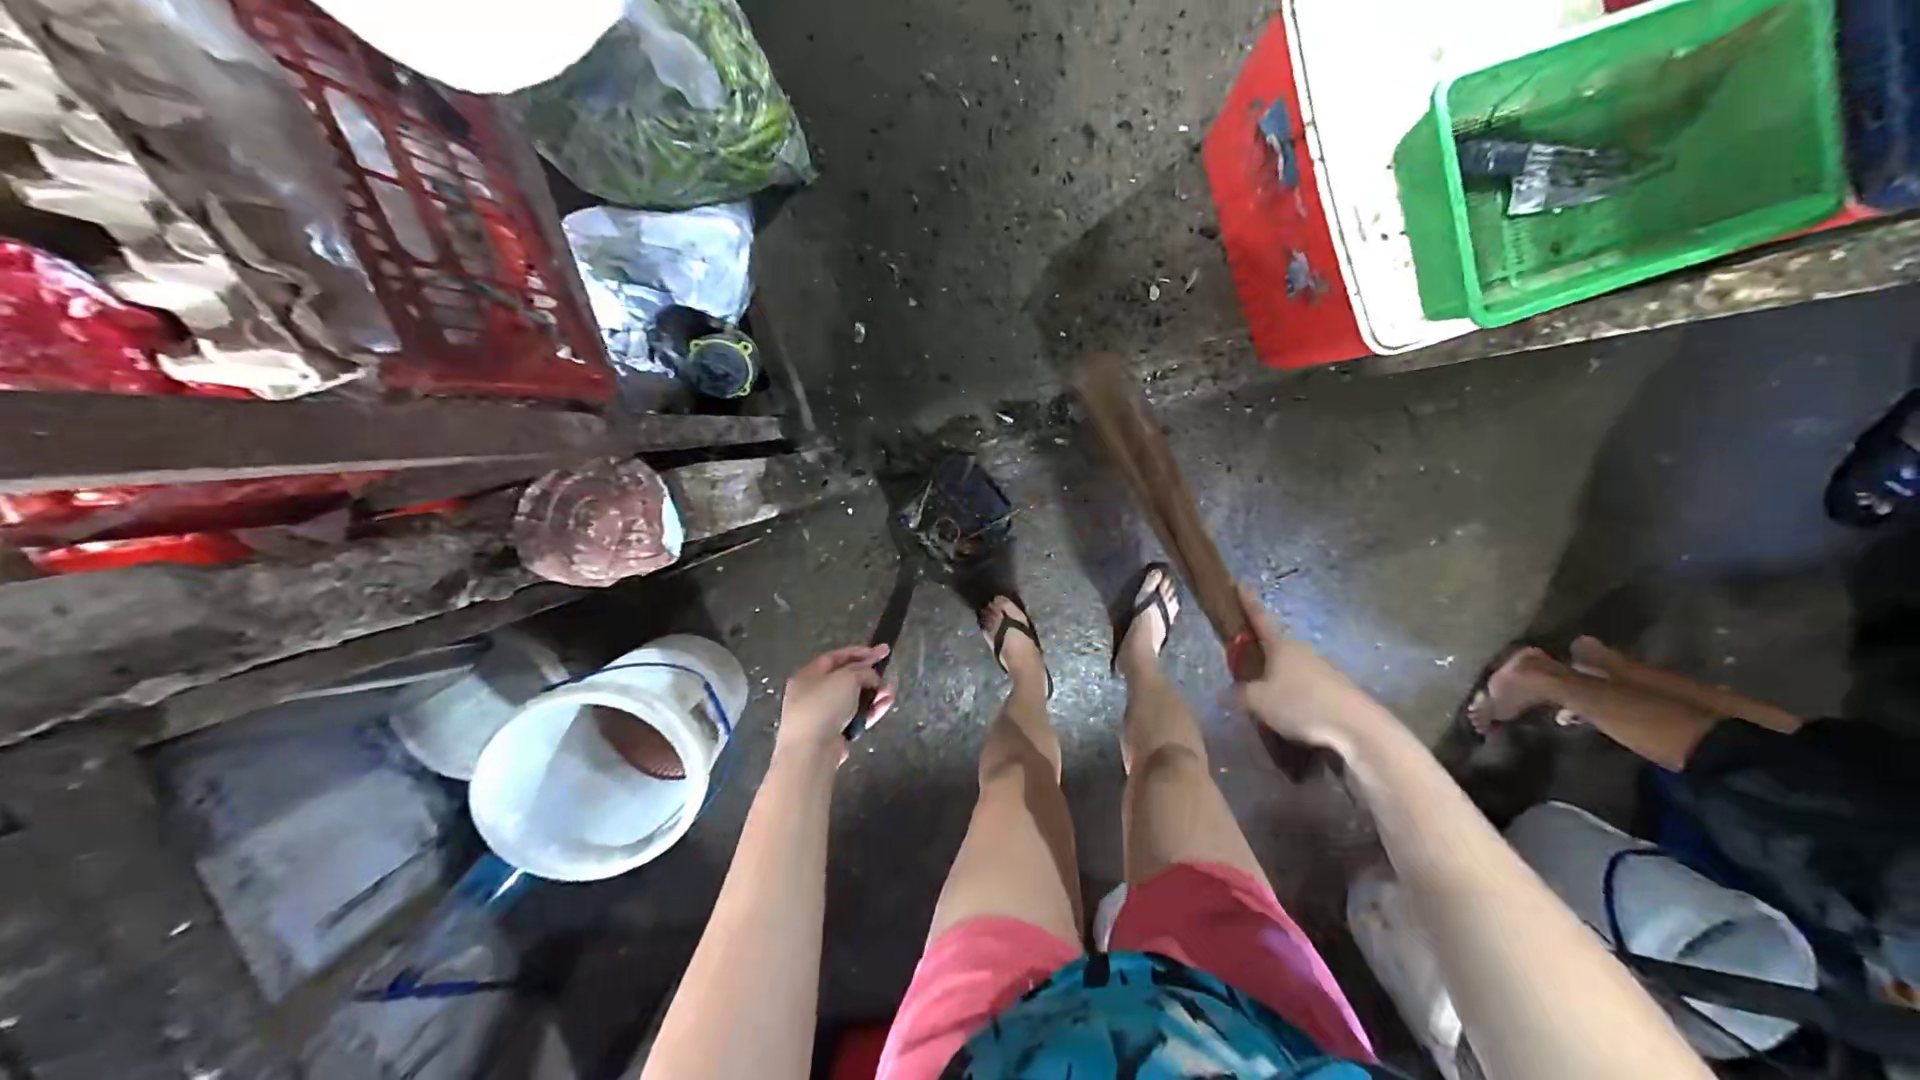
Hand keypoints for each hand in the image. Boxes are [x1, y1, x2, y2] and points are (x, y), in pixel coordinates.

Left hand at [776, 644, 895, 763]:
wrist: (811, 750)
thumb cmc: (824, 705)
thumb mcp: (846, 678)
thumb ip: (863, 671)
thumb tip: (871, 678)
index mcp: (808, 675)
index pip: (836, 657)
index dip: (859, 652)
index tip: (881, 651)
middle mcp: (812, 693)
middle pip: (845, 678)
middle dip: (869, 674)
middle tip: (888, 670)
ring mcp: (823, 715)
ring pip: (853, 698)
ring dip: (873, 693)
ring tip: (890, 691)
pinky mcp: (834, 733)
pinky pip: (855, 716)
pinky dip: (871, 710)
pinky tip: (886, 704)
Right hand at [1225, 586, 1397, 753]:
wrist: (1357, 727)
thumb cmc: (1300, 704)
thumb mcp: (1258, 702)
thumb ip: (1239, 695)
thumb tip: (1225, 692)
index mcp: (1280, 646)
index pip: (1260, 618)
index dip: (1248, 603)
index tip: (1241, 584)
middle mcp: (1302, 651)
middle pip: (1276, 648)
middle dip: (1262, 655)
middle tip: (1246, 669)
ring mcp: (1323, 669)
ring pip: (1293, 669)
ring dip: (1280, 680)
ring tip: (1269, 703)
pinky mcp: (1338, 689)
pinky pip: (1308, 688)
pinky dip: (1297, 696)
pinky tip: (1293, 715)